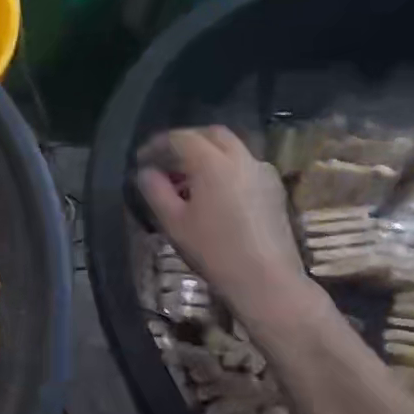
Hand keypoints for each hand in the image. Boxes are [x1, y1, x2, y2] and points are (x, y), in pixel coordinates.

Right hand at [136, 126, 309, 316]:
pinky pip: (243, 164)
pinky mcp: (273, 189)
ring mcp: (263, 172)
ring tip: (184, 178)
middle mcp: (242, 159)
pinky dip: (222, 167)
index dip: (157, 144)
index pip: (182, 138)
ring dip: (205, 154)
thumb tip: (146, 172)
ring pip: (231, 148)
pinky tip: (209, 192)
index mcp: (213, 164)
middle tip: (164, 160)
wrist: (266, 278)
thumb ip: (155, 190)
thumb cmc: (213, 249)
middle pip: (212, 134)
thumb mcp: (172, 221)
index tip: (140, 159)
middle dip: (185, 141)